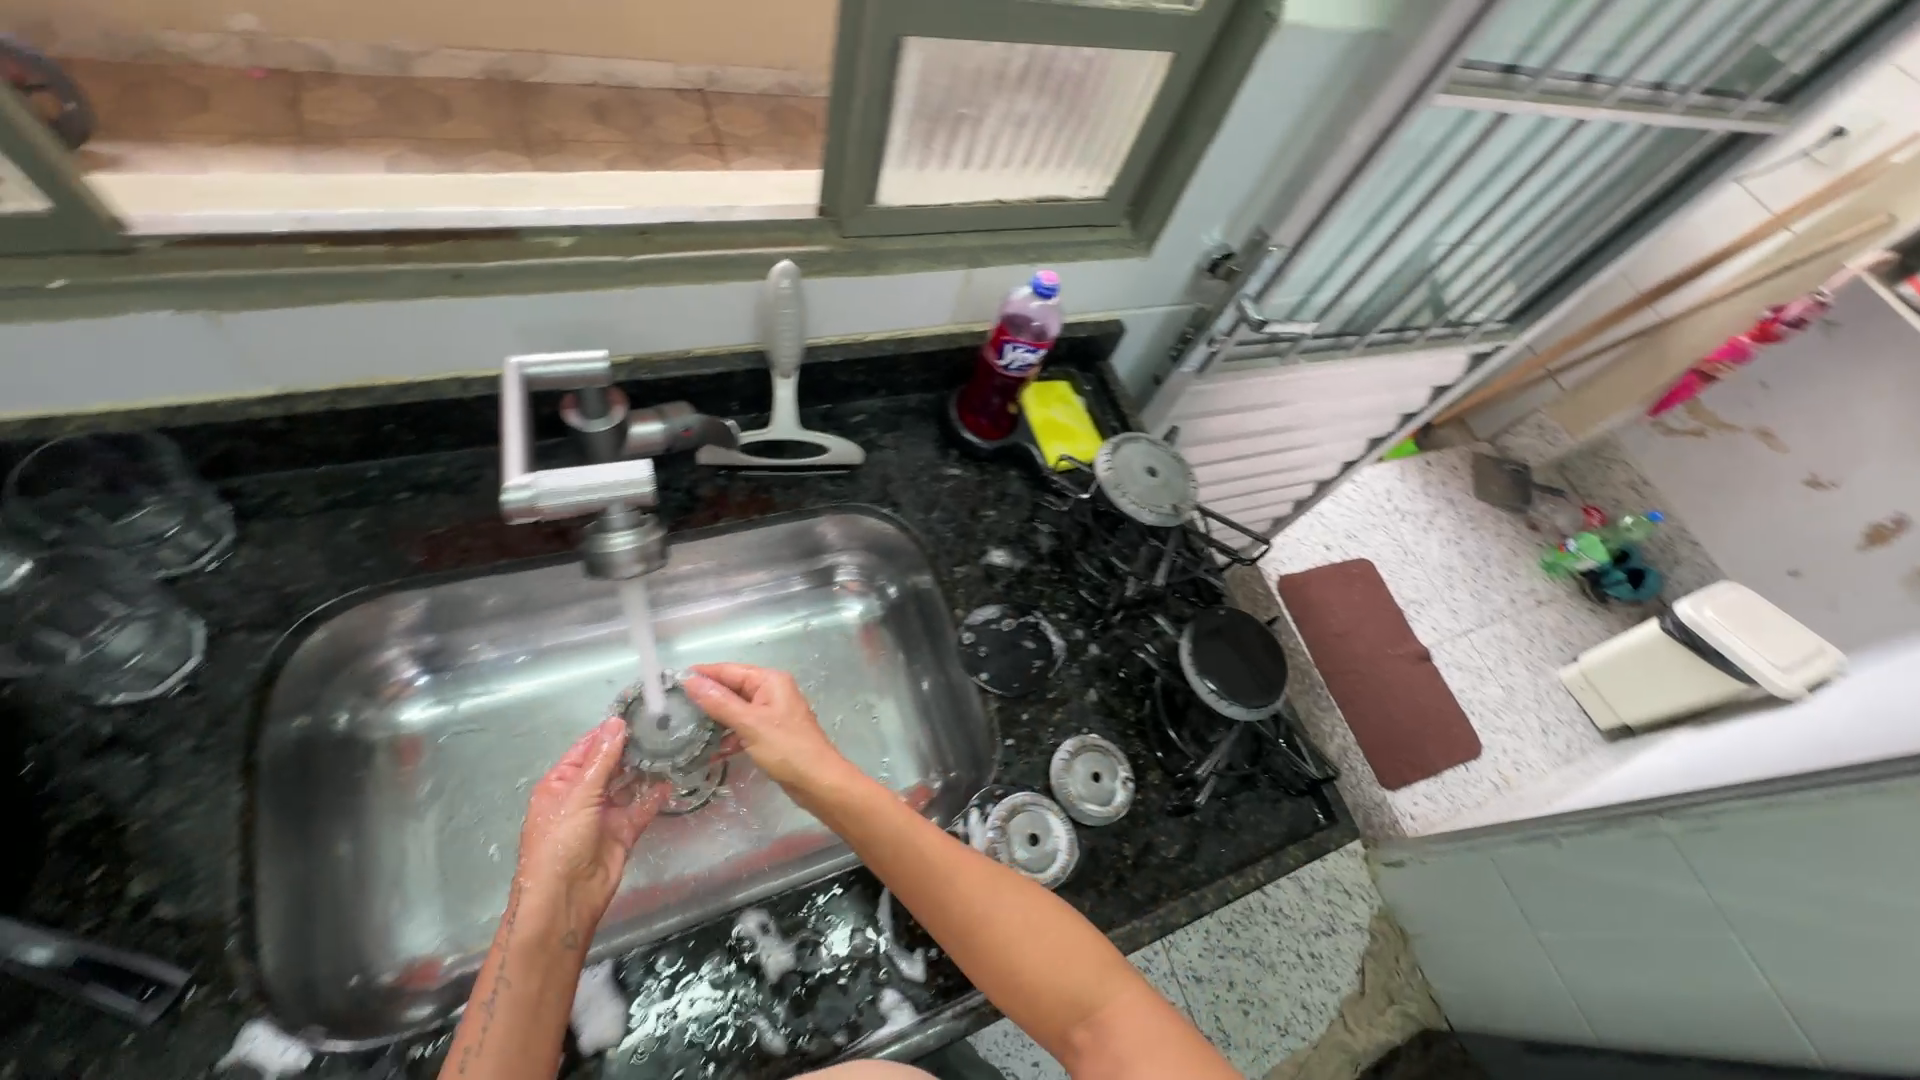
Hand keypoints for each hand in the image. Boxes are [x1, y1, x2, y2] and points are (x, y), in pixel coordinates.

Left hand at [515, 717, 667, 946]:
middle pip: (610, 764)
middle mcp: (583, 795)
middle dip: (632, 747)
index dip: (609, 732)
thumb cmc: (560, 843)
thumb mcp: (578, 795)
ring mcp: (605, 813)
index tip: (637, 712)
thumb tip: (616, 722)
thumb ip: (602, 759)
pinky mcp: (624, 830)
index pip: (586, 749)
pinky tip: (673, 777)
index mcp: (561, 784)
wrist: (567, 898)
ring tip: (672, 744)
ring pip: (629, 783)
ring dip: (646, 768)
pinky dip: (656, 794)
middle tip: (662, 725)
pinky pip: (643, 806)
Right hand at [682, 663, 851, 789]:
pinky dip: (729, 736)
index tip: (672, 681)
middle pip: (732, 688)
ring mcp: (772, 712)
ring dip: (715, 719)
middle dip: (706, 697)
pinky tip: (710, 750)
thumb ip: (719, 702)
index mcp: (770, 680)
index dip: (703, 674)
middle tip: (674, 707)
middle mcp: (772, 691)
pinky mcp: (771, 732)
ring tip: (685, 727)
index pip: (730, 670)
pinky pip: (743, 727)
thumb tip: (690, 681)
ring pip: (736, 709)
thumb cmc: (786, 748)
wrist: (817, 781)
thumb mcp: (749, 723)